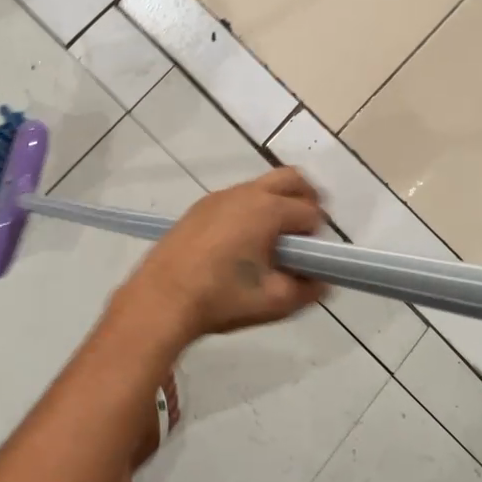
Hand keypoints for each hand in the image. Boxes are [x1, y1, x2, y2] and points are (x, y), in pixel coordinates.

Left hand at [116, 167, 328, 345]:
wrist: (162, 297)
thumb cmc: (222, 297)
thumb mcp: (275, 302)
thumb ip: (309, 288)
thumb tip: (320, 279)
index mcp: (267, 209)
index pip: (311, 211)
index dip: (318, 235)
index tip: (311, 260)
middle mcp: (245, 193)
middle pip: (290, 179)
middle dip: (307, 200)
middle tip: (306, 235)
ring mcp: (218, 196)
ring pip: (261, 187)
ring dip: (276, 206)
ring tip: (271, 245)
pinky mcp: (199, 208)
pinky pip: (237, 199)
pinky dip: (251, 211)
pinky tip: (240, 246)